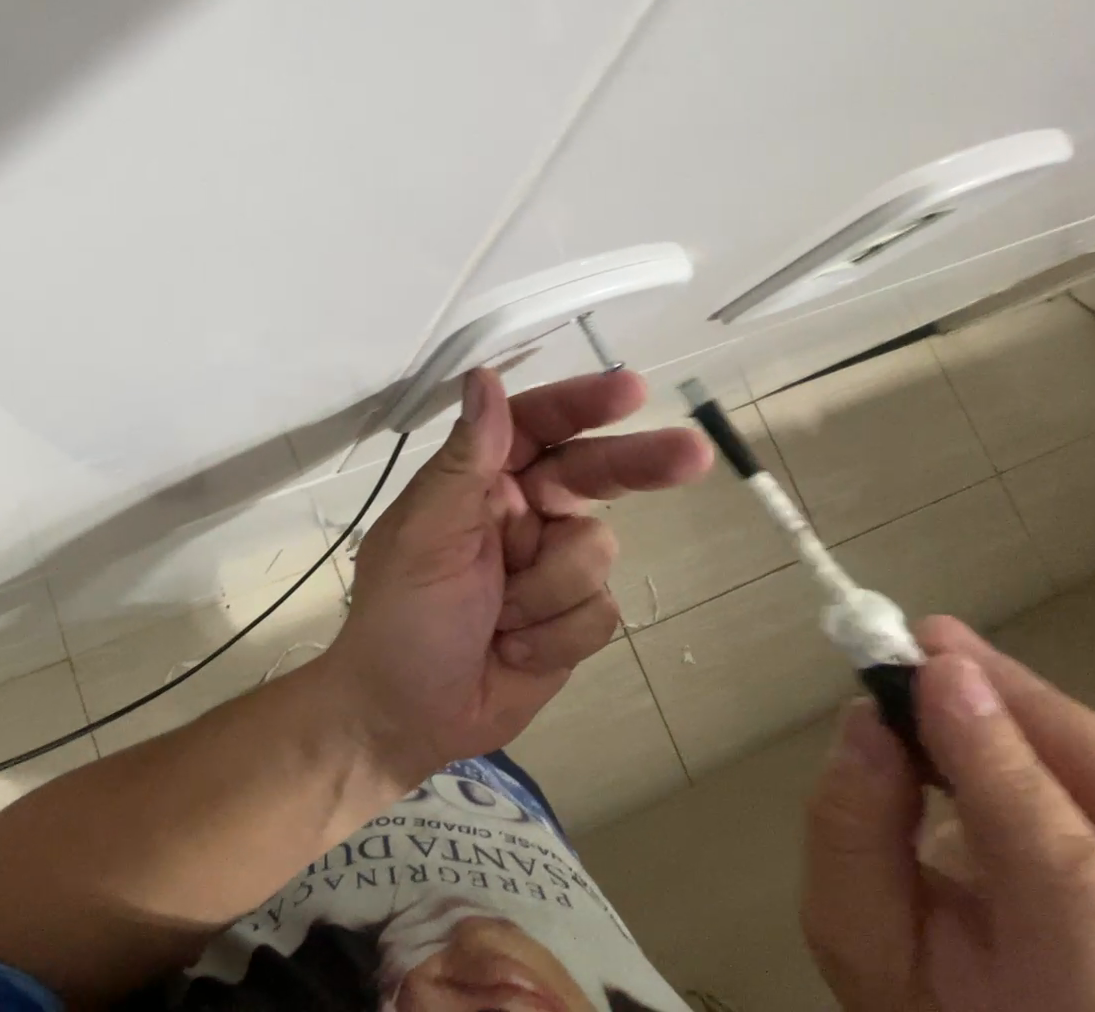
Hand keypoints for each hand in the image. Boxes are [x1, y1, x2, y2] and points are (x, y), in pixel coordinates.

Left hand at [318, 366, 711, 786]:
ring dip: (550, 594)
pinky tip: (514, 653)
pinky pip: (601, 611)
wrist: (406, 718)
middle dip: (637, 465)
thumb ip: (466, 459)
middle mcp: (520, 516)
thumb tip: (486, 376)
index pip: (535, 428)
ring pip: (599, 552)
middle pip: (593, 474)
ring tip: (500, 623)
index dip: (582, 406)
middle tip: (692, 455)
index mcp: (477, 486)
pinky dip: (559, 636)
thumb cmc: (402, 620)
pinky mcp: (570, 620)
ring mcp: (549, 569)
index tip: (631, 392)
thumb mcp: (425, 534)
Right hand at [802, 617, 1094, 1011]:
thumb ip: (853, 845)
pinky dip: (1062, 750)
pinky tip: (996, 728)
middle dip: (1033, 706)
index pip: (1068, 875)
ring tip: (954, 668)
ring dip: (1046, 716)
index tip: (931, 670)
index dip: (999, 761)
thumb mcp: (864, 953)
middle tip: (933, 643)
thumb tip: (863, 724)